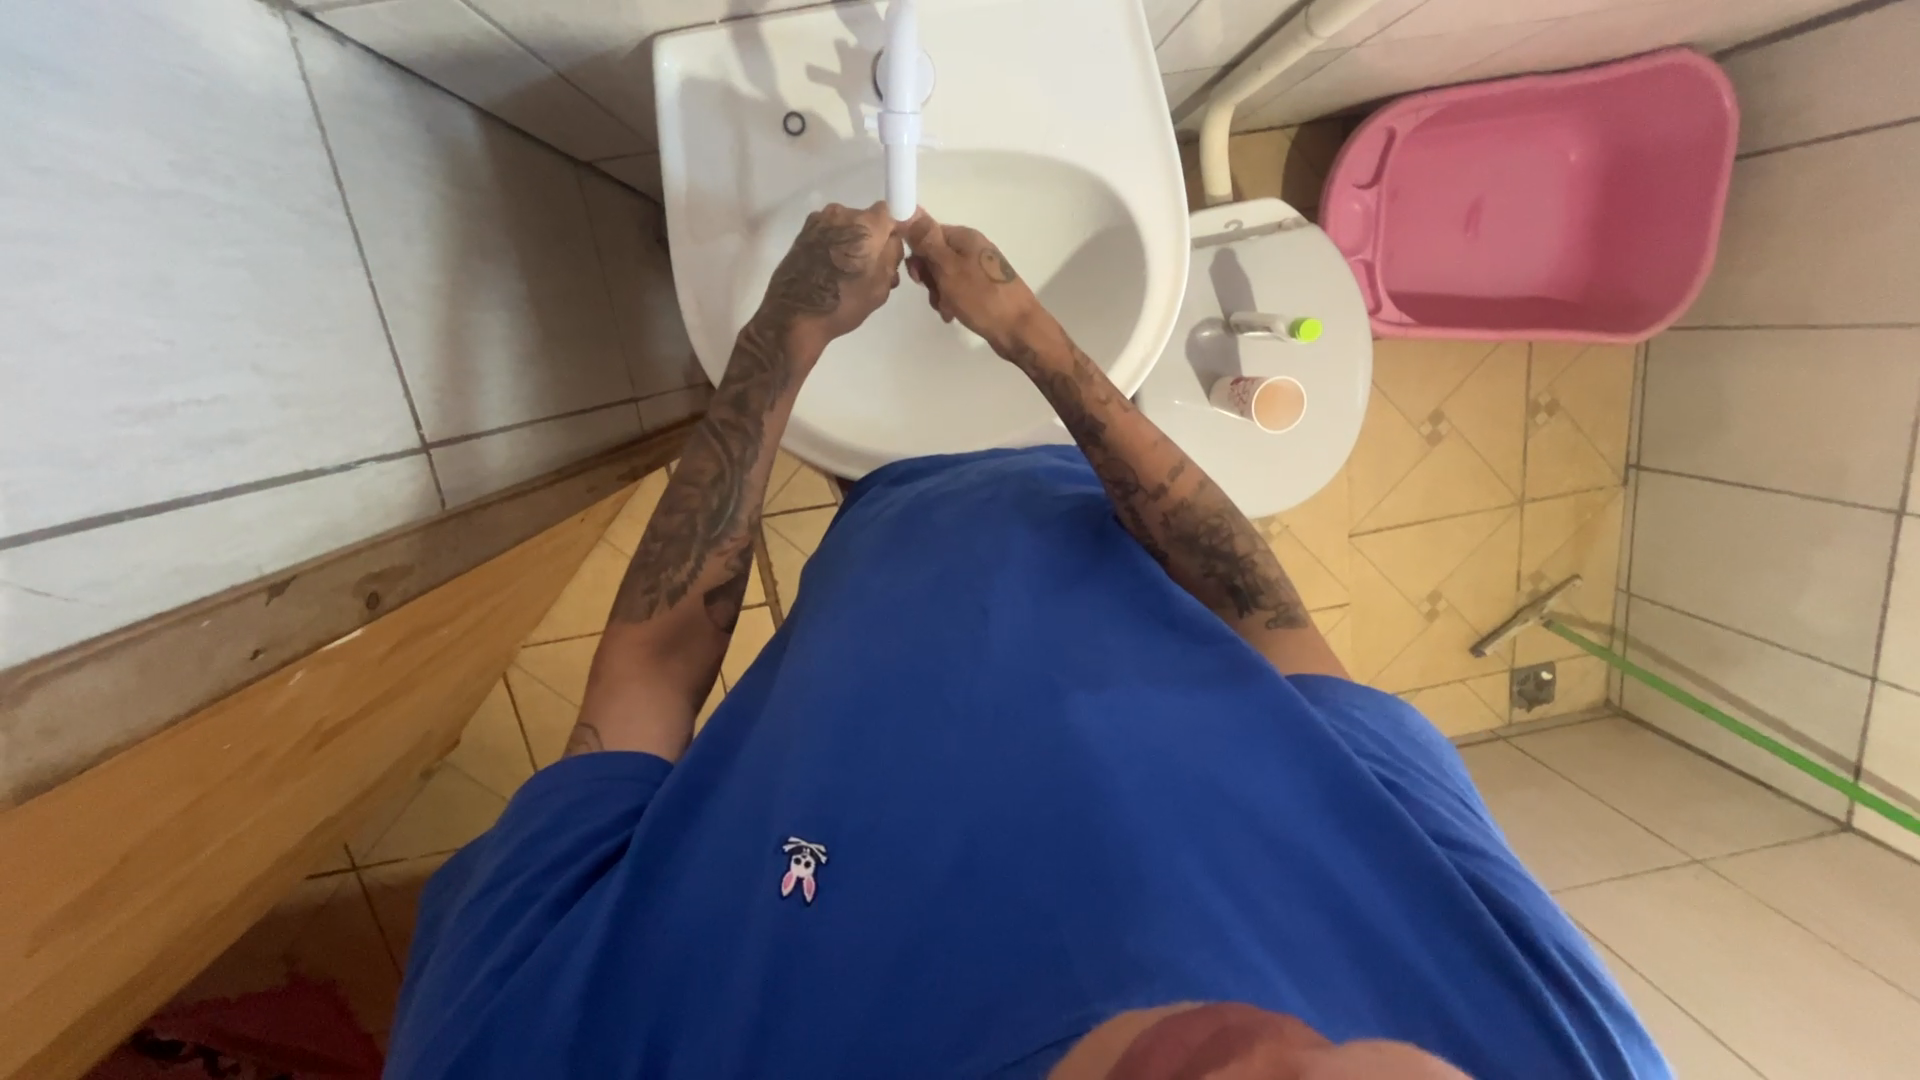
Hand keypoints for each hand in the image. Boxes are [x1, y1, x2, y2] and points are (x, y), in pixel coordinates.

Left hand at [758, 201, 906, 346]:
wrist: (794, 314)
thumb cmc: (844, 302)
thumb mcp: (881, 286)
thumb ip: (893, 255)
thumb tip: (892, 239)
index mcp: (868, 224)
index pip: (892, 213)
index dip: (896, 230)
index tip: (894, 250)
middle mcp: (843, 213)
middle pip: (868, 220)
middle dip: (874, 241)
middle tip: (874, 271)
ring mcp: (820, 220)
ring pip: (848, 227)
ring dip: (853, 244)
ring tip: (851, 274)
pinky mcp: (803, 231)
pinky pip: (830, 233)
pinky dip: (835, 246)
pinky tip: (832, 271)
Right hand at [904, 213, 1055, 361]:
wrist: (1018, 328)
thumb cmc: (982, 297)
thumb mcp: (948, 267)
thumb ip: (927, 240)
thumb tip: (908, 210)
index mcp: (964, 237)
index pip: (928, 234)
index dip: (917, 254)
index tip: (918, 277)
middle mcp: (972, 249)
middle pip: (935, 257)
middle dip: (929, 278)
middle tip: (935, 294)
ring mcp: (978, 270)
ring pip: (944, 277)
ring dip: (939, 293)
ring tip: (946, 309)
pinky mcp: (982, 289)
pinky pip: (957, 291)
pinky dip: (951, 302)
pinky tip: (952, 315)